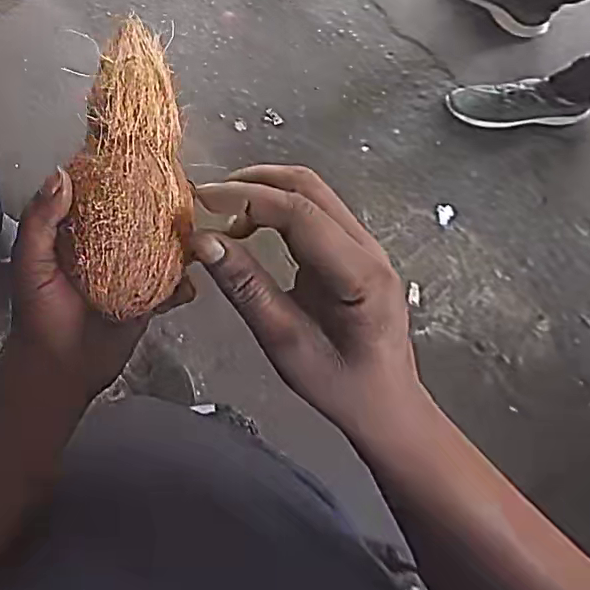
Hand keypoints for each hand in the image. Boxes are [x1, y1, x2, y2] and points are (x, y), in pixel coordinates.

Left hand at [2, 168, 192, 411]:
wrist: (58, 368)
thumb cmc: (38, 312)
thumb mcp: (30, 261)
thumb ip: (41, 220)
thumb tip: (61, 174)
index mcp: (80, 231)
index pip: (104, 193)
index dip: (122, 174)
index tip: (144, 154)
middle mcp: (109, 245)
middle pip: (142, 216)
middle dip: (163, 203)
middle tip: (183, 190)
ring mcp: (132, 272)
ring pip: (164, 247)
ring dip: (182, 239)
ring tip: (196, 230)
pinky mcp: (149, 299)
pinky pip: (173, 286)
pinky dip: (184, 282)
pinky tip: (189, 280)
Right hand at [189, 166, 424, 437]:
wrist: (388, 406)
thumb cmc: (340, 386)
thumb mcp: (285, 343)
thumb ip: (246, 288)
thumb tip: (204, 242)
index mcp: (359, 273)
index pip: (299, 212)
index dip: (246, 198)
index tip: (202, 200)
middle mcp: (368, 247)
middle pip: (308, 187)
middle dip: (252, 183)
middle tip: (206, 198)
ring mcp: (365, 245)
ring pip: (311, 191)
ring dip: (263, 190)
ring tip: (221, 209)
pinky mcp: (353, 249)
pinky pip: (312, 209)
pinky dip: (274, 205)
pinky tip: (247, 225)